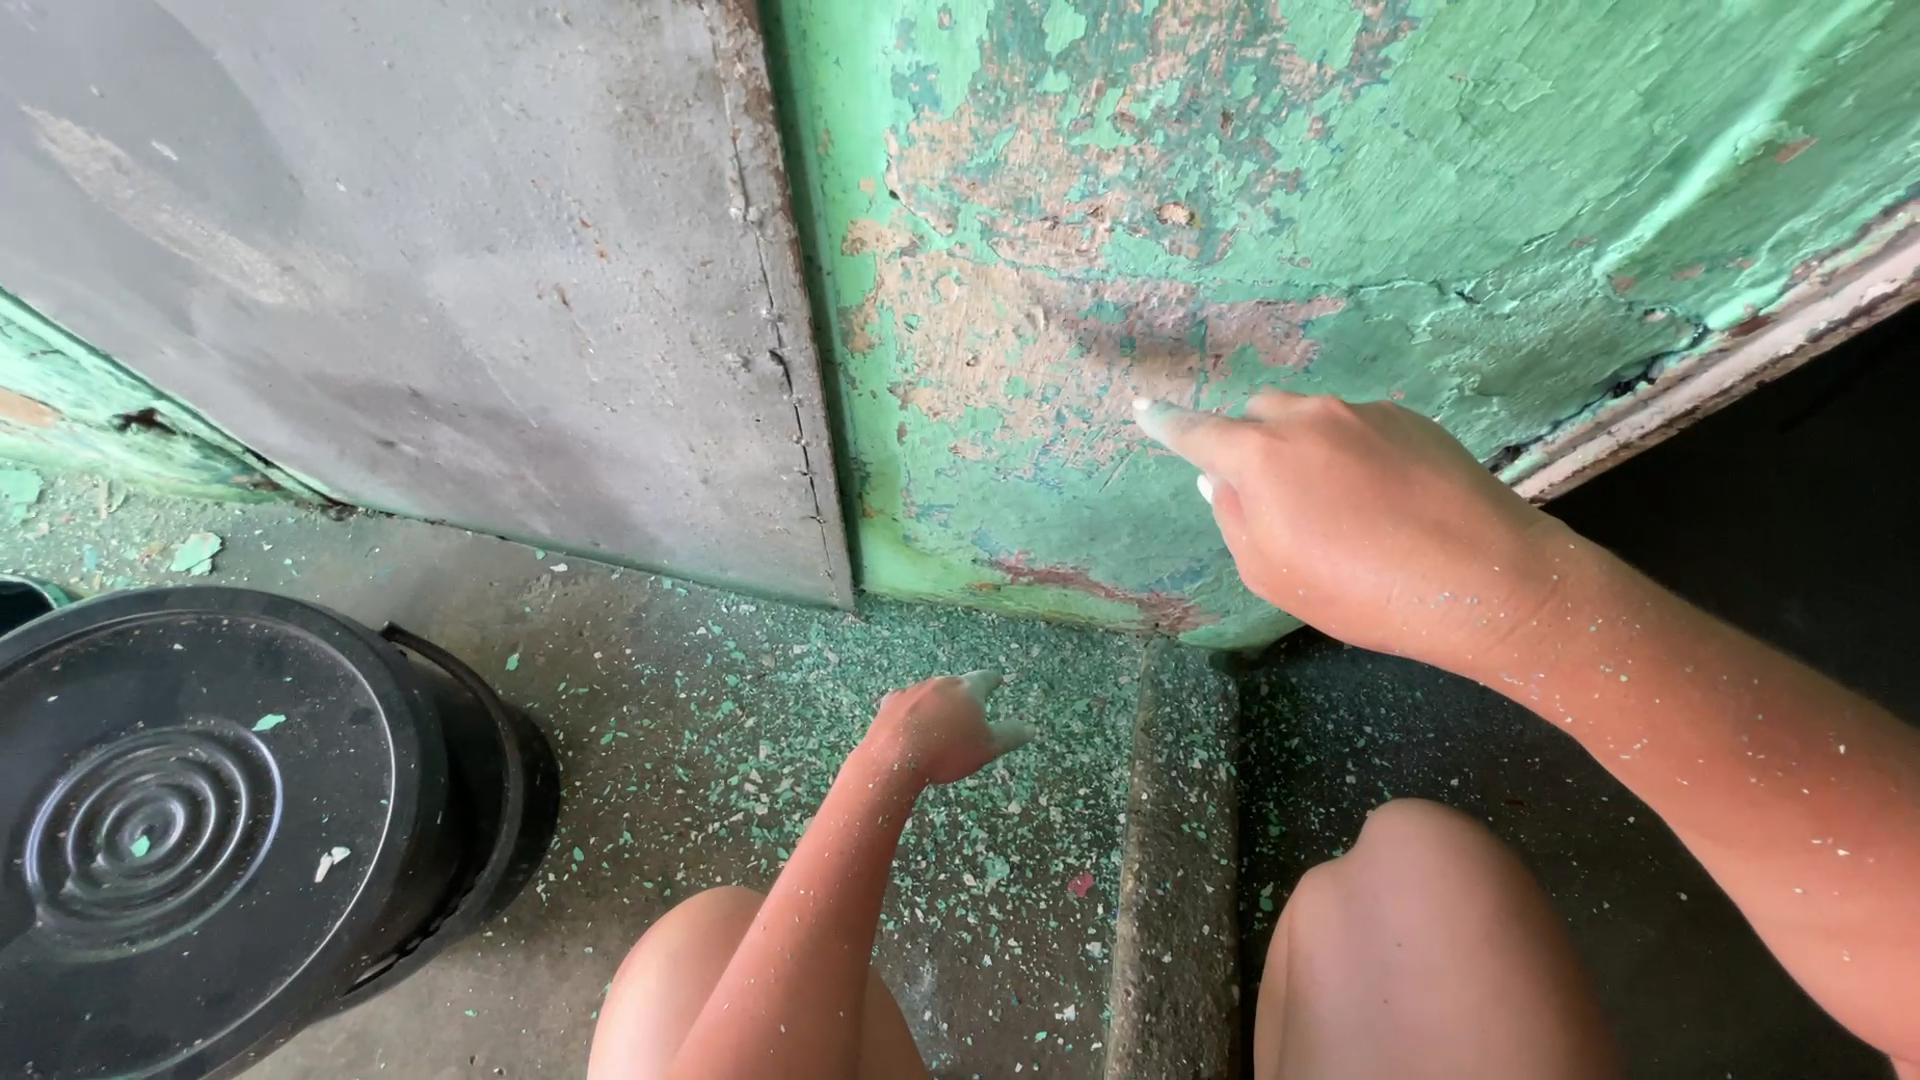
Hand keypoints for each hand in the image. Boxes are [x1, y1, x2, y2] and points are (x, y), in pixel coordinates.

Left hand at [862, 672, 1035, 786]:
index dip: (993, 680)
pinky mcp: (891, 703)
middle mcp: (941, 683)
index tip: (997, 680)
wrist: (895, 758)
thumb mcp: (988, 748)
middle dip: (963, 694)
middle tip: (967, 708)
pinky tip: (910, 724)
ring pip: (931, 692)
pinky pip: (906, 703)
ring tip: (939, 721)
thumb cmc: (948, 752)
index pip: (985, 678)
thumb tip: (1031, 728)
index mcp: (967, 690)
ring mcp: (914, 691)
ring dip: (937, 702)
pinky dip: (912, 710)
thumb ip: (1010, 735)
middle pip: (956, 684)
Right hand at [1133, 393, 1571, 669]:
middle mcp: (1307, 418)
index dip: (1165, 423)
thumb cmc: (1359, 590)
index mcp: (1261, 455)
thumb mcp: (1270, 572)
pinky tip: (1377, 497)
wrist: (1487, 582)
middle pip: (1256, 413)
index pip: (1195, 432)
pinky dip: (1346, 451)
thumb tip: (1220, 480)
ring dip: (1300, 447)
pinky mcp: (1412, 420)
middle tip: (1265, 490)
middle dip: (1247, 440)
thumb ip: (1233, 519)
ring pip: (1309, 417)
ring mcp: (1364, 413)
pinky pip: (1355, 426)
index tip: (1143, 408)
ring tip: (1330, 501)